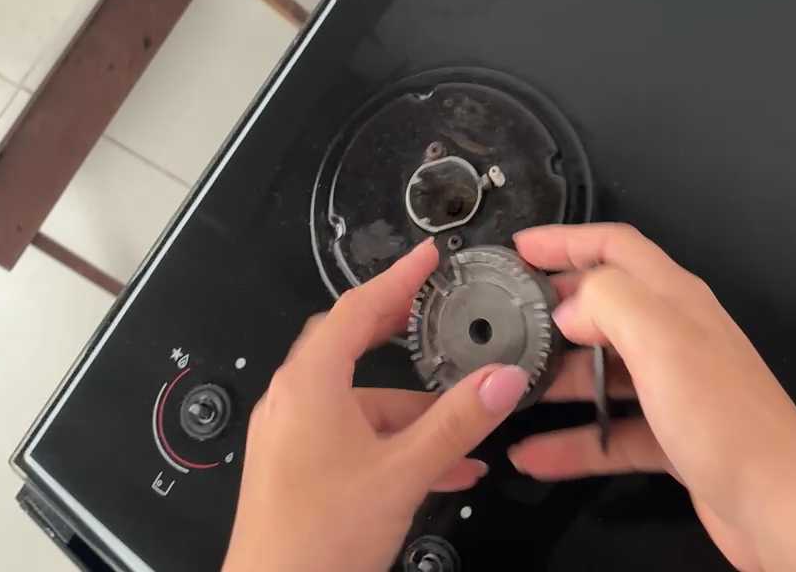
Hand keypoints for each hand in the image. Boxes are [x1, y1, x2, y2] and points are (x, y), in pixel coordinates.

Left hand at [222, 239, 531, 571]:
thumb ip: (457, 423)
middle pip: (352, 341)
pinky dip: (395, 440)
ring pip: (360, 399)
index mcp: (310, 383)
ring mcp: (294, 435)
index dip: (396, 277)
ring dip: (411, 406)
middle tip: (432, 306)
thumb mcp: (401, 473)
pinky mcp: (299, 468)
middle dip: (398, 326)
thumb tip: (502, 380)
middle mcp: (295, 399)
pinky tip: (443, 467)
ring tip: (462, 416)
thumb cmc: (317, 540)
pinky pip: (353, 435)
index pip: (357, 307)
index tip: (426, 256)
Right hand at [508, 223, 795, 571]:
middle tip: (512, 316)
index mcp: (674, 298)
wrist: (782, 510)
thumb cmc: (730, 423)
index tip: (523, 248)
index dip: (565, 239)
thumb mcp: (662, 340)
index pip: (613, 245)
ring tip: (516, 385)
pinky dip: (575, 438)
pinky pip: (611, 427)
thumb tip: (570, 304)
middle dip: (554, 306)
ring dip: (558, 375)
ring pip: (602, 368)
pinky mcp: (672, 433)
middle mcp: (674, 333)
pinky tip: (539, 453)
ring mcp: (673, 384)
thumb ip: (609, 302)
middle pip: (603, 303)